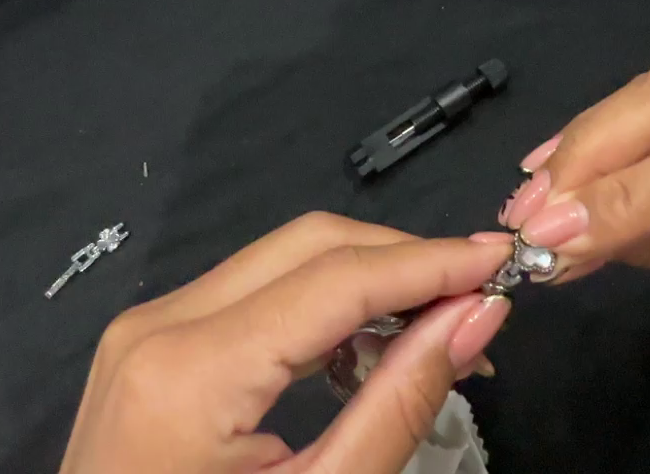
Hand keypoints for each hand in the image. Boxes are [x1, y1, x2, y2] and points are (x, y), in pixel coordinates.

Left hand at [59, 213, 513, 473]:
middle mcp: (162, 319)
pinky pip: (256, 291)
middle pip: (310, 245)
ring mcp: (150, 323)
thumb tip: (474, 318)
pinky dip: (323, 302)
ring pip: (285, 258)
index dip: (429, 261)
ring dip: (368, 276)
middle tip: (476, 291)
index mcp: (191, 371)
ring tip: (436, 320)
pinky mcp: (155, 336)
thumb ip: (397, 405)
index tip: (500, 256)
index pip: (336, 279)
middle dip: (402, 258)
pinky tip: (366, 343)